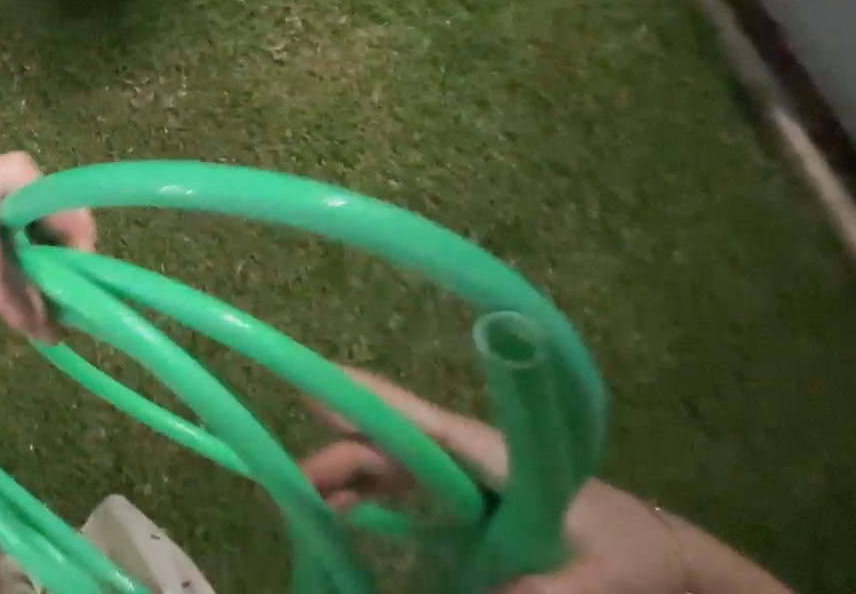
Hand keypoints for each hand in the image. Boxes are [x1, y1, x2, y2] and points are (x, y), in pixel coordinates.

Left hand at [0, 152, 95, 341]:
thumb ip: (20, 298)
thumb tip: (52, 337)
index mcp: (19, 173)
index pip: (70, 211)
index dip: (77, 253)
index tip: (73, 292)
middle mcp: (16, 180)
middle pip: (55, 228)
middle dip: (56, 270)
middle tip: (57, 309)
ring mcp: (0, 201)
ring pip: (37, 243)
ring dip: (38, 278)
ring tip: (38, 314)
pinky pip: (18, 249)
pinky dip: (19, 274)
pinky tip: (17, 303)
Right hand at [301, 368, 685, 593]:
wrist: (668, 562)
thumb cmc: (634, 552)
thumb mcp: (602, 578)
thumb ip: (546, 591)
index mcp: (488, 454)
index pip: (416, 419)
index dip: (362, 401)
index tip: (309, 388)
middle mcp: (462, 457)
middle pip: (386, 445)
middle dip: (337, 457)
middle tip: (293, 484)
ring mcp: (458, 478)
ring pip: (385, 465)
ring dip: (344, 477)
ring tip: (306, 502)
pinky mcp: (460, 502)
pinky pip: (400, 490)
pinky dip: (365, 496)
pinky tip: (342, 516)